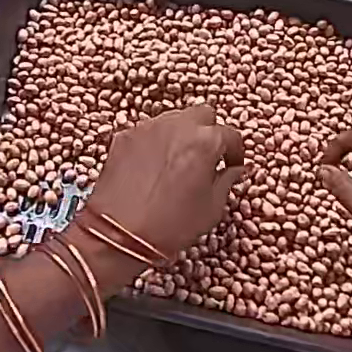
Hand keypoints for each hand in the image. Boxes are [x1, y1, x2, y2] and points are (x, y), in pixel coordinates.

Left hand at [86, 104, 244, 260]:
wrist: (117, 236)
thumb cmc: (167, 226)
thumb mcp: (211, 209)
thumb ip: (226, 181)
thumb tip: (233, 170)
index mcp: (205, 141)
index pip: (230, 135)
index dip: (235, 151)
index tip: (232, 164)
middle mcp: (176, 126)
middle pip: (202, 115)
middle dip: (208, 133)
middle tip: (207, 158)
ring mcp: (147, 129)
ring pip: (173, 120)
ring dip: (181, 135)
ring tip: (179, 163)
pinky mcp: (124, 137)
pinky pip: (148, 132)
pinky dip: (155, 143)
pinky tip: (153, 168)